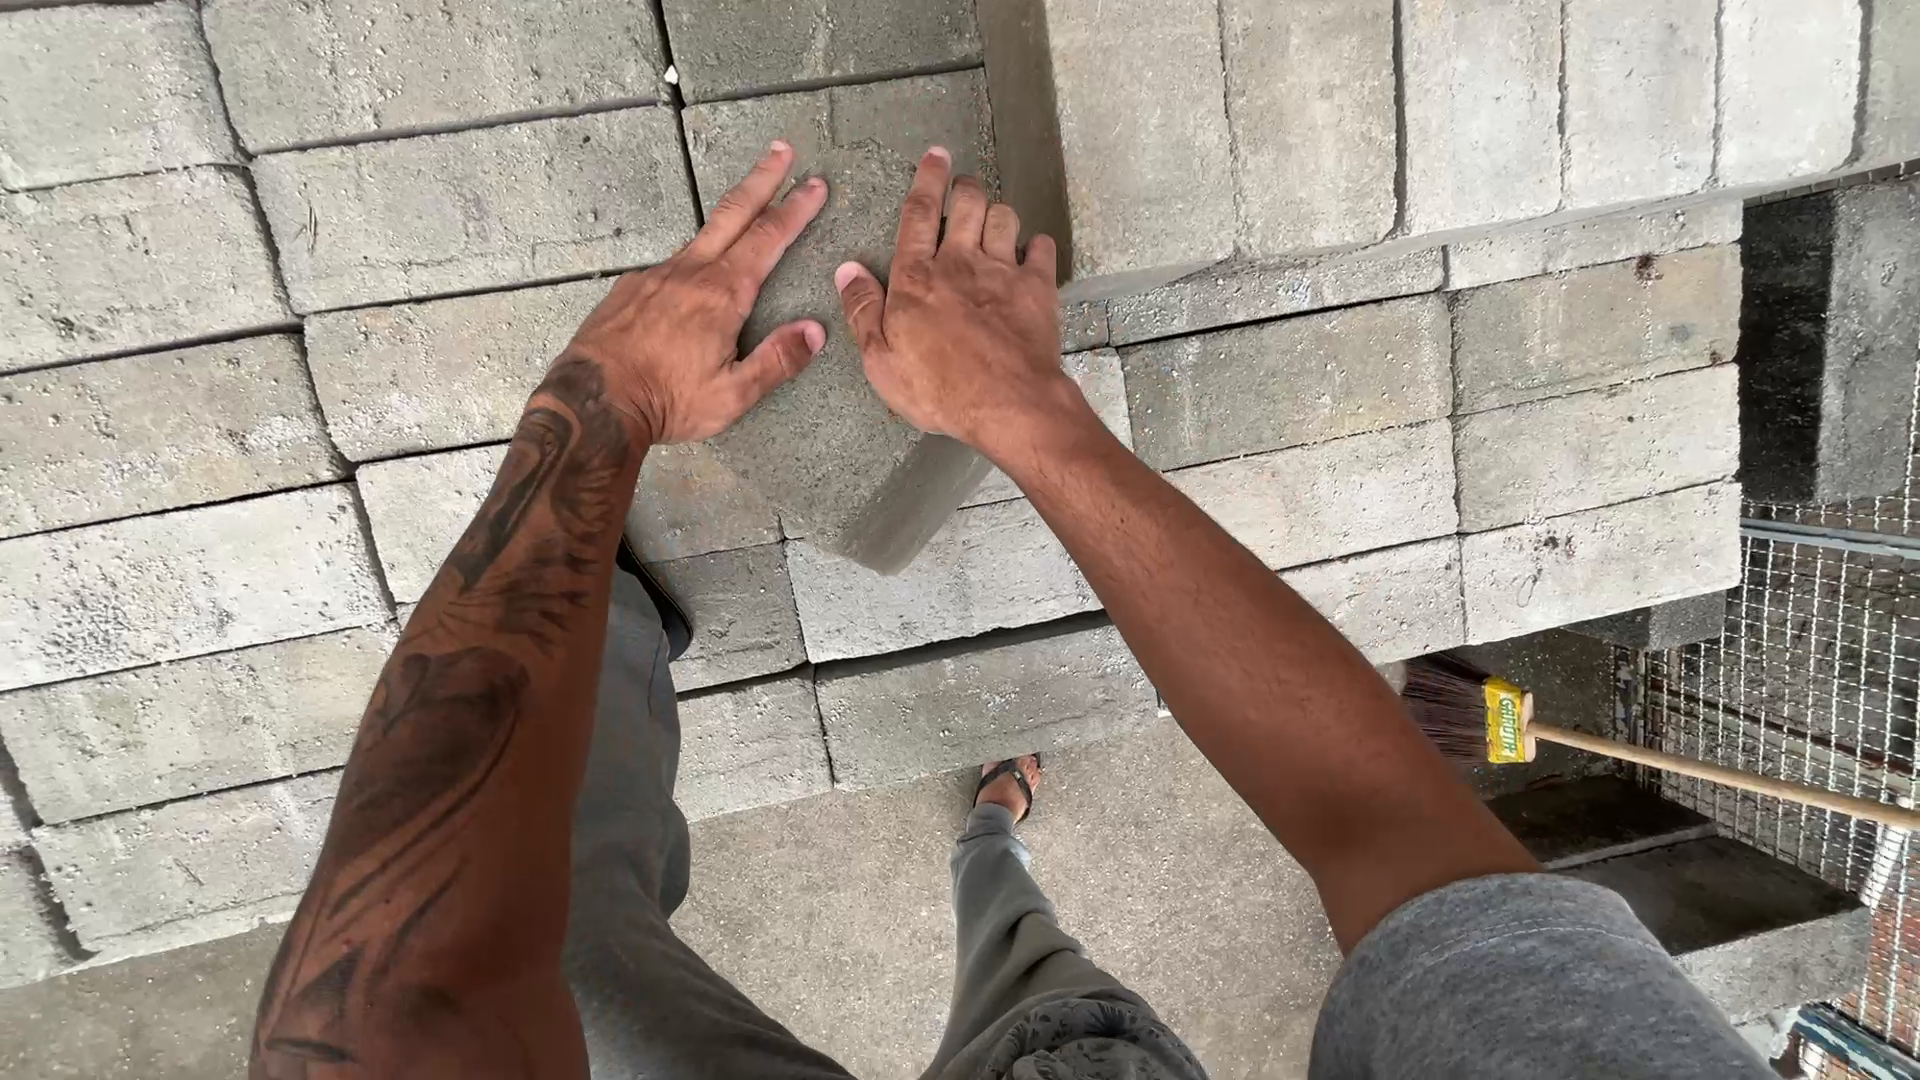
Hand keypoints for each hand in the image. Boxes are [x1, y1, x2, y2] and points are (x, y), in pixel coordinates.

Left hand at [566, 141, 828, 443]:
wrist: (594, 402)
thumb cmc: (667, 401)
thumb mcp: (734, 394)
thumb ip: (778, 360)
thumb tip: (815, 331)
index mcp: (722, 296)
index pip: (768, 240)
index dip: (795, 210)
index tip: (815, 185)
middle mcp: (690, 273)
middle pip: (733, 213)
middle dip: (763, 179)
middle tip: (782, 150)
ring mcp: (657, 276)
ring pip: (703, 235)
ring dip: (732, 213)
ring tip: (748, 207)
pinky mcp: (632, 288)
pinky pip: (674, 263)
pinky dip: (698, 255)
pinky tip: (698, 275)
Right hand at [834, 147, 1087, 457]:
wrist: (1006, 404)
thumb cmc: (939, 389)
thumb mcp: (882, 361)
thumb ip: (863, 311)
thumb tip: (847, 269)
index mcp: (917, 278)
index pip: (918, 214)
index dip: (926, 180)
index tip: (935, 156)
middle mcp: (961, 262)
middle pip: (967, 204)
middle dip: (965, 187)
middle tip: (964, 186)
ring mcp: (1003, 272)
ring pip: (1003, 218)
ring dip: (997, 213)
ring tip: (993, 221)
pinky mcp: (1037, 290)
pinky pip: (1041, 249)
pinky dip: (1036, 245)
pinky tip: (1033, 252)